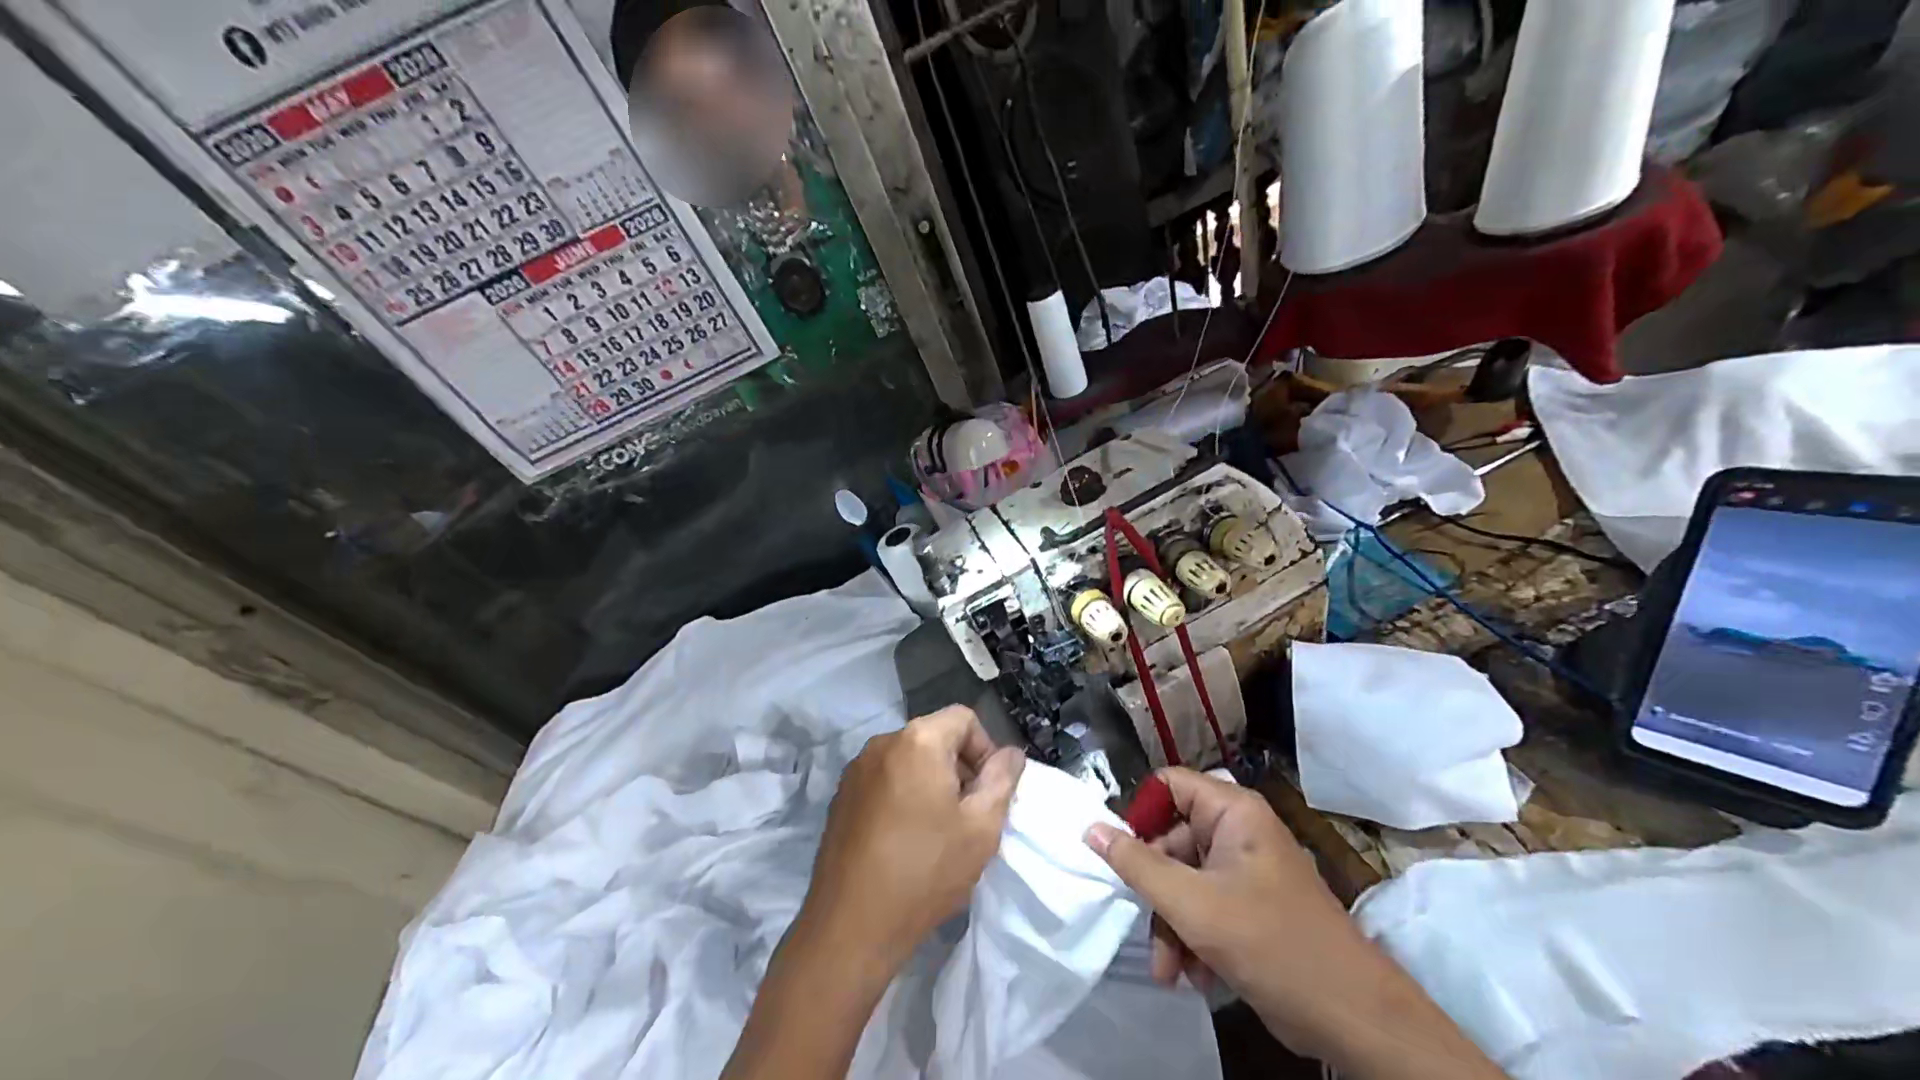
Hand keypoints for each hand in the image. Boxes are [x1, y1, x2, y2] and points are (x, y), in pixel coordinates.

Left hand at [800, 705, 1025, 968]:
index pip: (964, 719)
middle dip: (959, 768)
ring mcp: (856, 770)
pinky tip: (906, 840)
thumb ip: (1002, 779)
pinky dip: (903, 796)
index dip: (986, 749)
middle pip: (934, 737)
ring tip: (938, 832)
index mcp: (918, 740)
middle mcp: (882, 743)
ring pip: (909, 760)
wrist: (852, 925)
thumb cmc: (926, 870)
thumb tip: (1010, 753)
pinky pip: (885, 780)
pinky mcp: (841, 797)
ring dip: (931, 783)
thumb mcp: (981, 827)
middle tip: (968, 816)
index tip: (988, 793)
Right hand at [1085, 768, 1503, 1078]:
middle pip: (1172, 841)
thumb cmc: (1270, 943)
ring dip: (1170, 925)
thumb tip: (1091, 828)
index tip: (1120, 852)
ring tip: (1169, 970)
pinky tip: (1194, 976)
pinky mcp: (1252, 908)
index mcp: (1233, 812)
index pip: (1170, 785)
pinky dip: (1193, 938)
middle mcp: (1240, 832)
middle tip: (1145, 929)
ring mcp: (1247, 872)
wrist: (1353, 1017)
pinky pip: (1205, 907)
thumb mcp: (1191, 903)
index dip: (1140, 813)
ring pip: (1184, 881)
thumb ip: (1136, 864)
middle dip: (1155, 892)